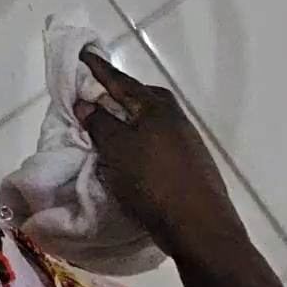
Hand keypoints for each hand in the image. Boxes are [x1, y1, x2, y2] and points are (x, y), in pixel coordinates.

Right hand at [75, 51, 251, 262]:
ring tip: (109, 125)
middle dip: (121, 92)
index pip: (121, 82)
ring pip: (153, 120)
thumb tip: (86, 104)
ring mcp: (188, 144)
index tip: (84, 54)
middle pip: (145, 97)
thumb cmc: (153, 182)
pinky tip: (131, 153)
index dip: (100, 69)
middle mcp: (176, 121)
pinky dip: (141, 138)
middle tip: (98, 93)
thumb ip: (98, 122)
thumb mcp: (115, 148)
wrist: (202, 232)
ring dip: (131, 117)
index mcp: (157, 110)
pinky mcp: (193, 166)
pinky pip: (159, 139)